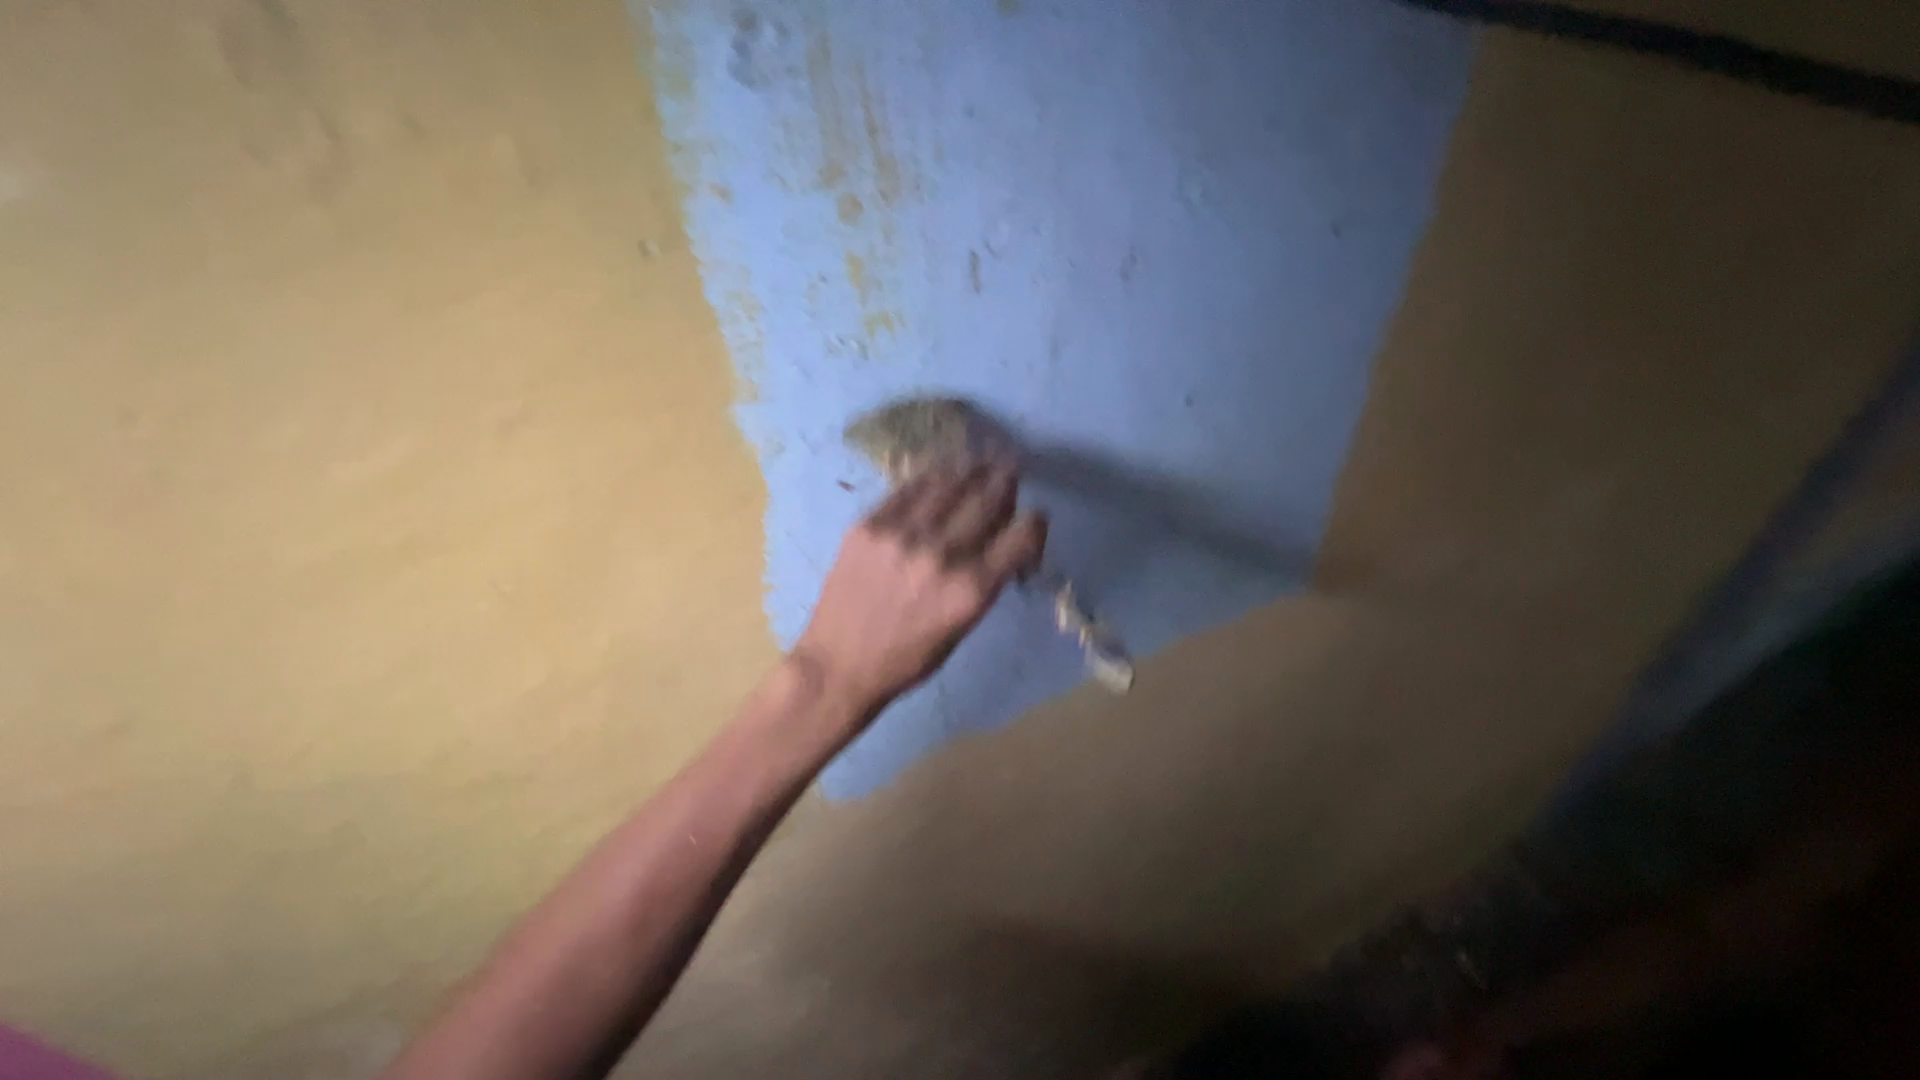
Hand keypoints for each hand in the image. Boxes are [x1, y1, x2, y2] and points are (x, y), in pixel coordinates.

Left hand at [791, 461, 1046, 717]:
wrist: (838, 665)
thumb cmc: (907, 659)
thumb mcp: (962, 628)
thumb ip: (986, 580)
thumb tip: (1001, 538)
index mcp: (972, 590)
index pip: (1022, 535)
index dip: (1036, 522)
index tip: (1032, 517)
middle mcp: (942, 554)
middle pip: (988, 498)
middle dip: (1005, 479)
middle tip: (1010, 464)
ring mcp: (902, 534)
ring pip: (948, 482)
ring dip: (971, 465)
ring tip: (981, 454)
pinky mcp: (869, 524)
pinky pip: (908, 488)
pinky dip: (931, 475)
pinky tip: (941, 466)